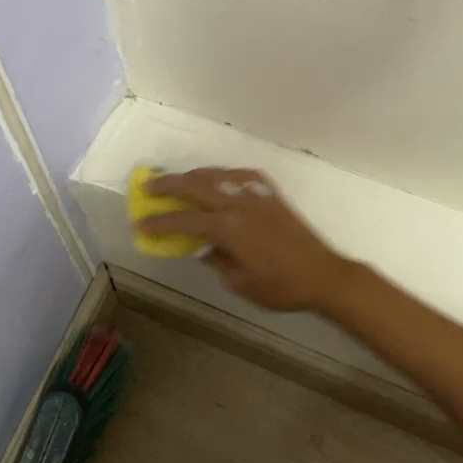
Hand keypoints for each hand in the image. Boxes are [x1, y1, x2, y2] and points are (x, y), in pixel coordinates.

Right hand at [137, 168, 360, 312]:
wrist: (322, 275)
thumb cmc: (280, 287)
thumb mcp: (240, 283)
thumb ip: (216, 261)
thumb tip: (202, 248)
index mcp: (229, 228)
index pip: (185, 220)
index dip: (160, 222)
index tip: (140, 223)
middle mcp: (240, 205)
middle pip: (196, 185)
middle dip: (168, 185)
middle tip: (149, 187)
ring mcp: (257, 196)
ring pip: (217, 175)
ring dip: (193, 176)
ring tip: (178, 182)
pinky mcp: (270, 195)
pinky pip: (240, 176)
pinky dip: (222, 175)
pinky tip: (217, 180)